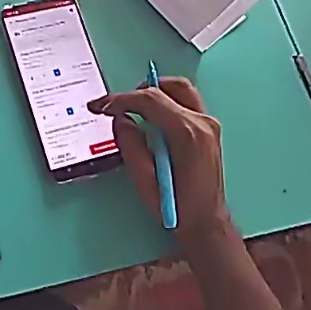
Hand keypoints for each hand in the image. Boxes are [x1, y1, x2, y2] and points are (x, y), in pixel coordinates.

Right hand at [88, 76, 232, 242]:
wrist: (206, 221)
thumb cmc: (176, 208)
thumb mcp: (144, 180)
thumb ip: (130, 145)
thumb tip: (120, 119)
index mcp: (186, 134)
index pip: (150, 100)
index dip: (121, 99)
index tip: (101, 106)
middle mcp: (202, 123)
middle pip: (168, 87)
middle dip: (138, 92)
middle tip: (117, 107)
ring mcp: (209, 124)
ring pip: (181, 89)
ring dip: (155, 93)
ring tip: (134, 109)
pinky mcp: (209, 128)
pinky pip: (187, 102)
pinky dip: (167, 101)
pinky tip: (153, 119)